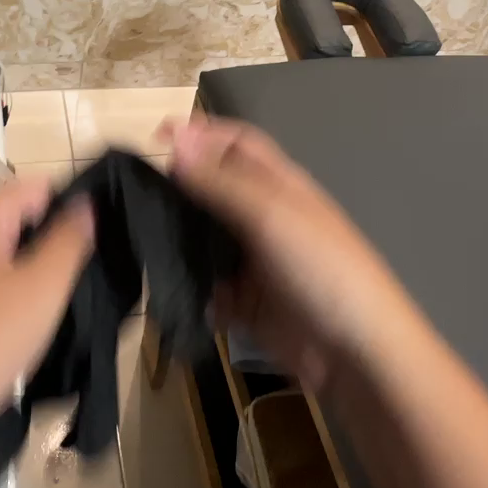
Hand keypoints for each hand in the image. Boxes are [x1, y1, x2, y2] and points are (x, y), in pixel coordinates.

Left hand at [0, 178, 95, 435]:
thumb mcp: (42, 289)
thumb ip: (70, 237)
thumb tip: (85, 203)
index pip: (37, 188)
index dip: (70, 213)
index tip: (90, 251)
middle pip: (12, 219)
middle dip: (44, 248)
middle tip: (66, 288)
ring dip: (19, 277)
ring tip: (38, 316)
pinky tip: (1, 337)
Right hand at [166, 116, 422, 391]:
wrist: (354, 353)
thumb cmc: (319, 267)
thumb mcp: (269, 214)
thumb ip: (220, 180)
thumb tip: (175, 139)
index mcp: (277, 184)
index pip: (234, 143)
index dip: (200, 134)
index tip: (155, 138)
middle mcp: (263, 215)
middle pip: (213, 190)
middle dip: (178, 188)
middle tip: (133, 194)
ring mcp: (253, 260)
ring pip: (203, 239)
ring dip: (178, 240)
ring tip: (140, 240)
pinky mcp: (244, 303)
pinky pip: (206, 287)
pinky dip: (190, 289)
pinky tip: (172, 291)